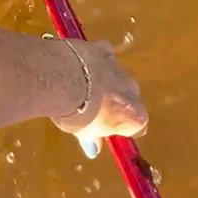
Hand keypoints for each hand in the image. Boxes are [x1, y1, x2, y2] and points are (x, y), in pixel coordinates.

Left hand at [46, 38, 147, 157]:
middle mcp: (132, 91)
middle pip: (128, 98)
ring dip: (104, 78)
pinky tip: (82, 60)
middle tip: (91, 105)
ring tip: (82, 82)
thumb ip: (92, 138)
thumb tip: (92, 148)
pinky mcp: (102, 48)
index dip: (120, 127)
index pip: (136, 126)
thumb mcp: (83, 132)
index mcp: (134, 116)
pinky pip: (104, 52)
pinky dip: (95, 57)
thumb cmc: (76, 113)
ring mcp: (118, 67)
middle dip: (114, 101)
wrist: (61, 78)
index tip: (106, 127)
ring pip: (116, 75)